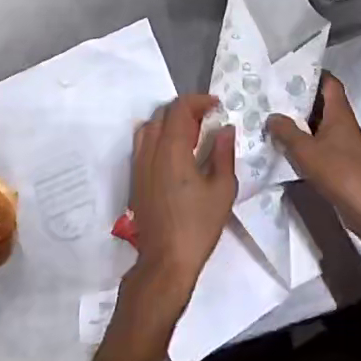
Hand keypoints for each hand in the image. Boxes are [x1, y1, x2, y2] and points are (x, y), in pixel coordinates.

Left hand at [128, 94, 236, 297]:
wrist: (165, 260)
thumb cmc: (198, 225)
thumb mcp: (222, 189)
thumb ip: (223, 154)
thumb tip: (225, 129)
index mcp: (172, 150)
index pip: (179, 109)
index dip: (198, 100)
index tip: (216, 105)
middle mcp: (150, 151)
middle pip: (162, 114)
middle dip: (184, 109)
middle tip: (206, 118)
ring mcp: (139, 165)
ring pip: (148, 127)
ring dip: (168, 121)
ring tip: (190, 132)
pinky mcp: (136, 179)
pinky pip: (142, 144)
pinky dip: (158, 136)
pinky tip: (175, 152)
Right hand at [267, 74, 360, 226]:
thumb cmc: (337, 171)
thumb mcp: (305, 150)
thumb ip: (286, 131)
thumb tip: (272, 117)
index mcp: (339, 112)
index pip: (329, 83)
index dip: (313, 74)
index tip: (290, 73)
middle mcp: (344, 122)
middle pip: (323, 101)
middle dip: (301, 97)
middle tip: (275, 95)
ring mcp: (344, 140)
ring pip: (321, 121)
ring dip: (301, 119)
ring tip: (276, 116)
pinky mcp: (341, 157)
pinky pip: (321, 139)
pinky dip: (306, 137)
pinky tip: (288, 143)